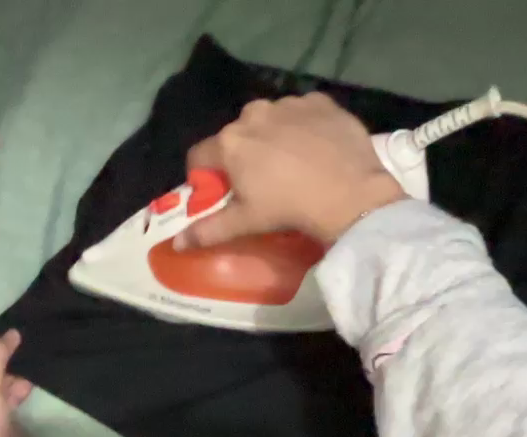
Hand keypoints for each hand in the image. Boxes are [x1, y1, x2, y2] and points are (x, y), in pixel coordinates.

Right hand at [174, 93, 406, 250]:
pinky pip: (302, 113)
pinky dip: (303, 128)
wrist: (349, 193)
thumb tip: (177, 245)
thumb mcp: (245, 223)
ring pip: (270, 121)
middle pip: (236, 135)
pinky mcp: (320, 101)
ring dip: (272, 139)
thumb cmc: (288, 208)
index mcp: (230, 142)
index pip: (199, 155)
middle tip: (260, 183)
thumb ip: (207, 231)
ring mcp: (288, 103)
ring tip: (291, 166)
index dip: (204, 175)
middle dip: (242, 155)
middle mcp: (254, 113)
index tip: (219, 191)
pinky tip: (315, 151)